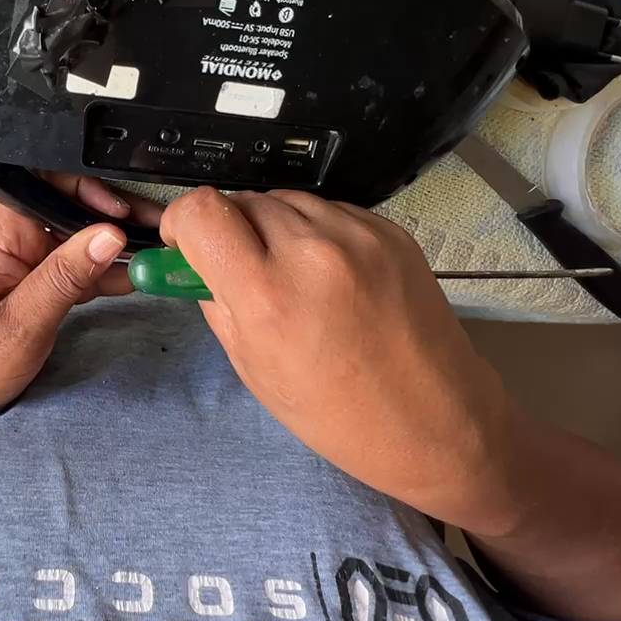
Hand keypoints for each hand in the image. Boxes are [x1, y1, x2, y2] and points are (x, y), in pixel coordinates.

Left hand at [0, 174, 162, 423]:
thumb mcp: (21, 323)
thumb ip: (65, 277)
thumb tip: (112, 233)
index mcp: (2, 235)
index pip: (46, 185)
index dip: (87, 188)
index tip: (123, 214)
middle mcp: (16, 240)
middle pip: (71, 209)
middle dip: (115, 216)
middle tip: (162, 228)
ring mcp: (28, 264)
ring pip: (80, 240)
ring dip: (117, 246)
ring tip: (161, 250)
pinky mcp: (38, 287)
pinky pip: (77, 270)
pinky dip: (104, 274)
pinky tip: (136, 279)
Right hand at [160, 187, 529, 533]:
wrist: (438, 420)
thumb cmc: (336, 414)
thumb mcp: (252, 367)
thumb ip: (217, 301)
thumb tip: (196, 259)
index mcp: (269, 294)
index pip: (201, 210)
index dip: (182, 222)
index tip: (186, 243)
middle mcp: (313, 251)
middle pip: (240, 199)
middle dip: (228, 230)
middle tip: (241, 269)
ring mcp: (358, 234)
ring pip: (283, 200)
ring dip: (271, 227)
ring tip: (290, 274)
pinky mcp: (389, 229)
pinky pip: (327, 210)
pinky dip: (313, 232)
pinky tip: (328, 273)